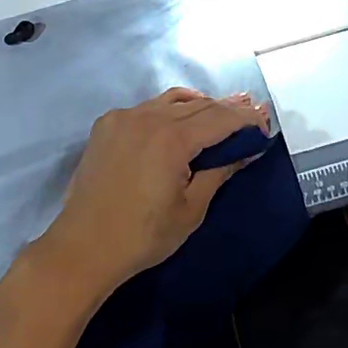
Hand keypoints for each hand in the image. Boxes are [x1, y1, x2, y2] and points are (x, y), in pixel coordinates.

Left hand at [35, 88, 269, 296]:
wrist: (83, 247)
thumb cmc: (143, 236)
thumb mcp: (191, 208)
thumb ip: (220, 172)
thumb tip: (246, 150)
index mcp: (172, 139)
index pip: (221, 117)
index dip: (246, 119)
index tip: (264, 126)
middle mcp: (148, 117)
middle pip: (199, 104)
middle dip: (228, 109)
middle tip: (251, 115)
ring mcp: (124, 117)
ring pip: (173, 100)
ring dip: (199, 105)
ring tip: (219, 114)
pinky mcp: (107, 124)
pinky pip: (147, 107)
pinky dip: (168, 109)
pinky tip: (176, 122)